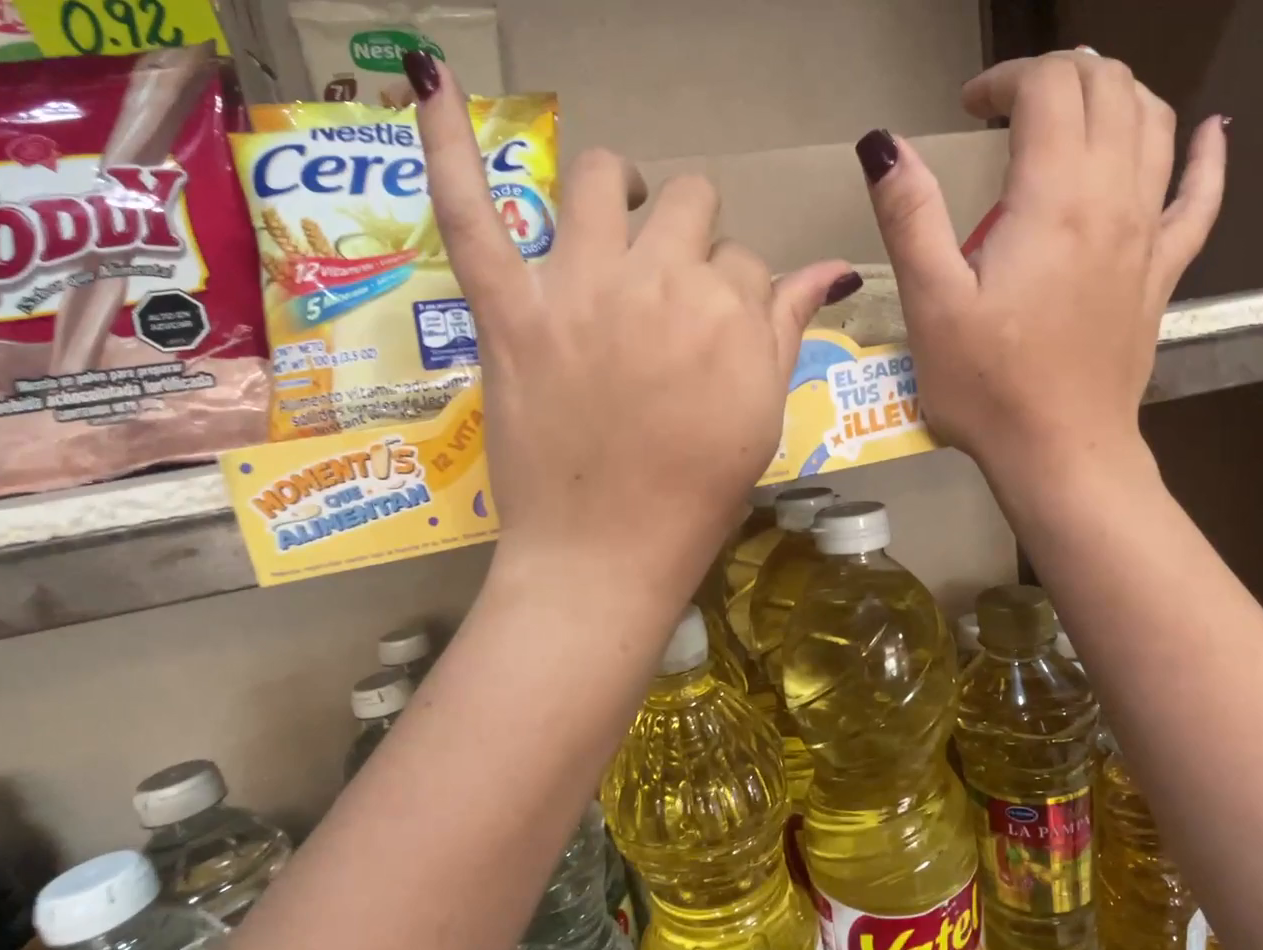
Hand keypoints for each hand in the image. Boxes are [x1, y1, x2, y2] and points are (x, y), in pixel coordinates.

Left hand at [410, 54, 853, 594]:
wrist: (606, 557)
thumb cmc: (696, 499)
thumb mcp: (763, 415)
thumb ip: (788, 331)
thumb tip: (833, 269)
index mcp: (731, 310)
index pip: (747, 265)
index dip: (736, 300)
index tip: (717, 342)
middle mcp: (660, 279)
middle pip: (690, 206)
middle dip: (692, 239)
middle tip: (674, 287)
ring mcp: (579, 288)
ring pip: (603, 179)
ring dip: (619, 188)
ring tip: (617, 212)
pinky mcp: (511, 311)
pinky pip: (471, 213)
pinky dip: (447, 145)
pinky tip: (429, 79)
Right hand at [857, 50, 1225, 494]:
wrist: (1061, 453)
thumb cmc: (988, 386)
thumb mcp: (931, 303)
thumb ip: (910, 216)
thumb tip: (884, 143)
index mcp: (1053, 197)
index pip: (1050, 88)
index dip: (1006, 78)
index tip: (968, 110)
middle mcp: (1113, 198)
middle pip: (1108, 90)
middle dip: (1059, 77)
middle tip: (1011, 108)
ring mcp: (1148, 234)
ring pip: (1156, 124)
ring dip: (1117, 95)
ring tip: (1074, 109)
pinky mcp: (1162, 272)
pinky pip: (1201, 197)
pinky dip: (1208, 155)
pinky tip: (1213, 131)